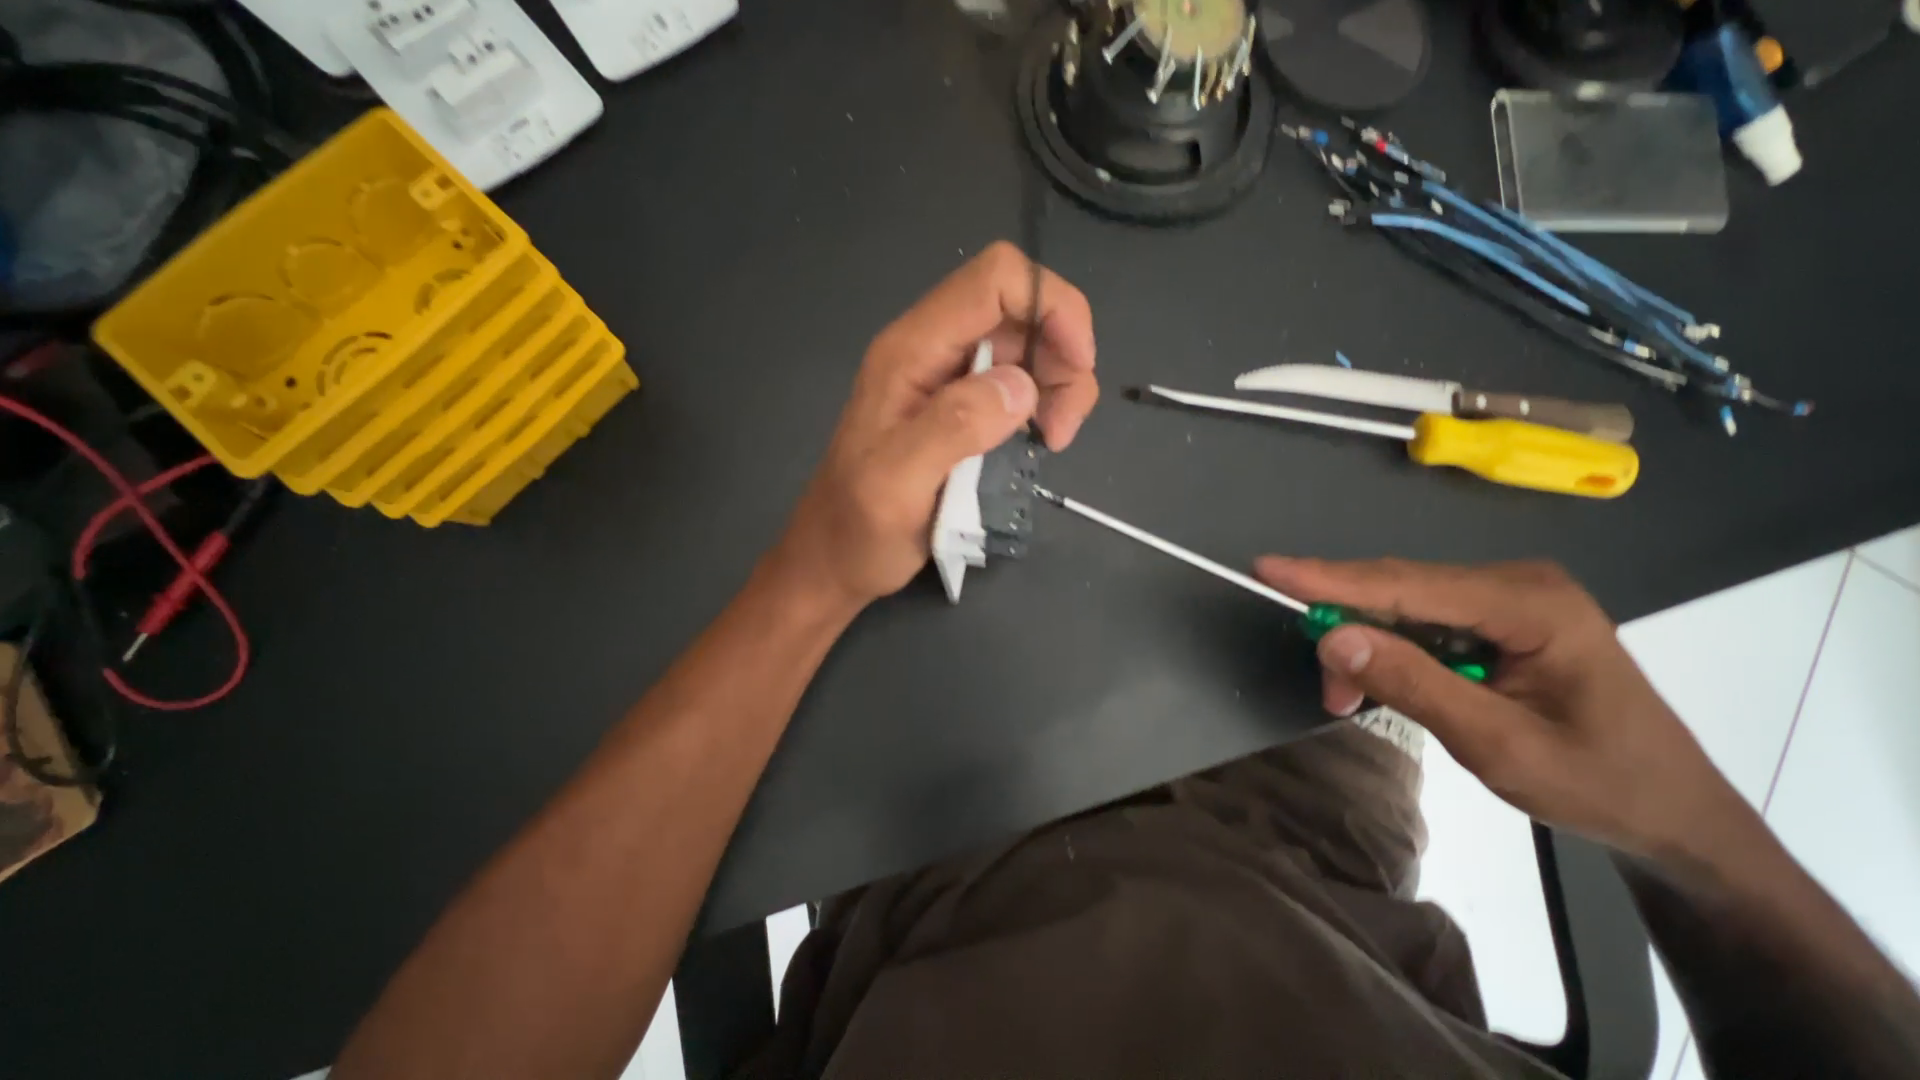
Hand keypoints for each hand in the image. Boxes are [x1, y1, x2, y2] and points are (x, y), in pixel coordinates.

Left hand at [769, 242, 1097, 612]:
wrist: (832, 561)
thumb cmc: (857, 529)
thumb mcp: (897, 484)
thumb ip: (954, 427)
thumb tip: (1023, 386)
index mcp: (911, 351)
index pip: (994, 280)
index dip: (1051, 305)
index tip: (1077, 367)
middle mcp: (931, 350)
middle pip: (1019, 308)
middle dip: (1061, 354)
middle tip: (1062, 427)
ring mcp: (945, 377)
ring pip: (1025, 344)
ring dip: (1057, 383)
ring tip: (1053, 439)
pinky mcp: (958, 406)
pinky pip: (1017, 381)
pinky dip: (1042, 404)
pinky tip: (1036, 442)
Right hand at [1255, 557, 1752, 864]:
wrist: (1674, 814)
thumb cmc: (1599, 784)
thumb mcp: (1499, 745)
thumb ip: (1415, 686)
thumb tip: (1333, 637)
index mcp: (1532, 604)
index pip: (1408, 583)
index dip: (1331, 579)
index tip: (1266, 569)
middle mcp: (1519, 585)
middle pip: (1403, 589)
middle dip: (1349, 628)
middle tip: (1327, 691)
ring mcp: (1513, 599)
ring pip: (1409, 606)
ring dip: (1370, 647)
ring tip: (1349, 699)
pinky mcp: (1505, 620)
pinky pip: (1428, 622)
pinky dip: (1395, 653)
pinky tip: (1386, 683)